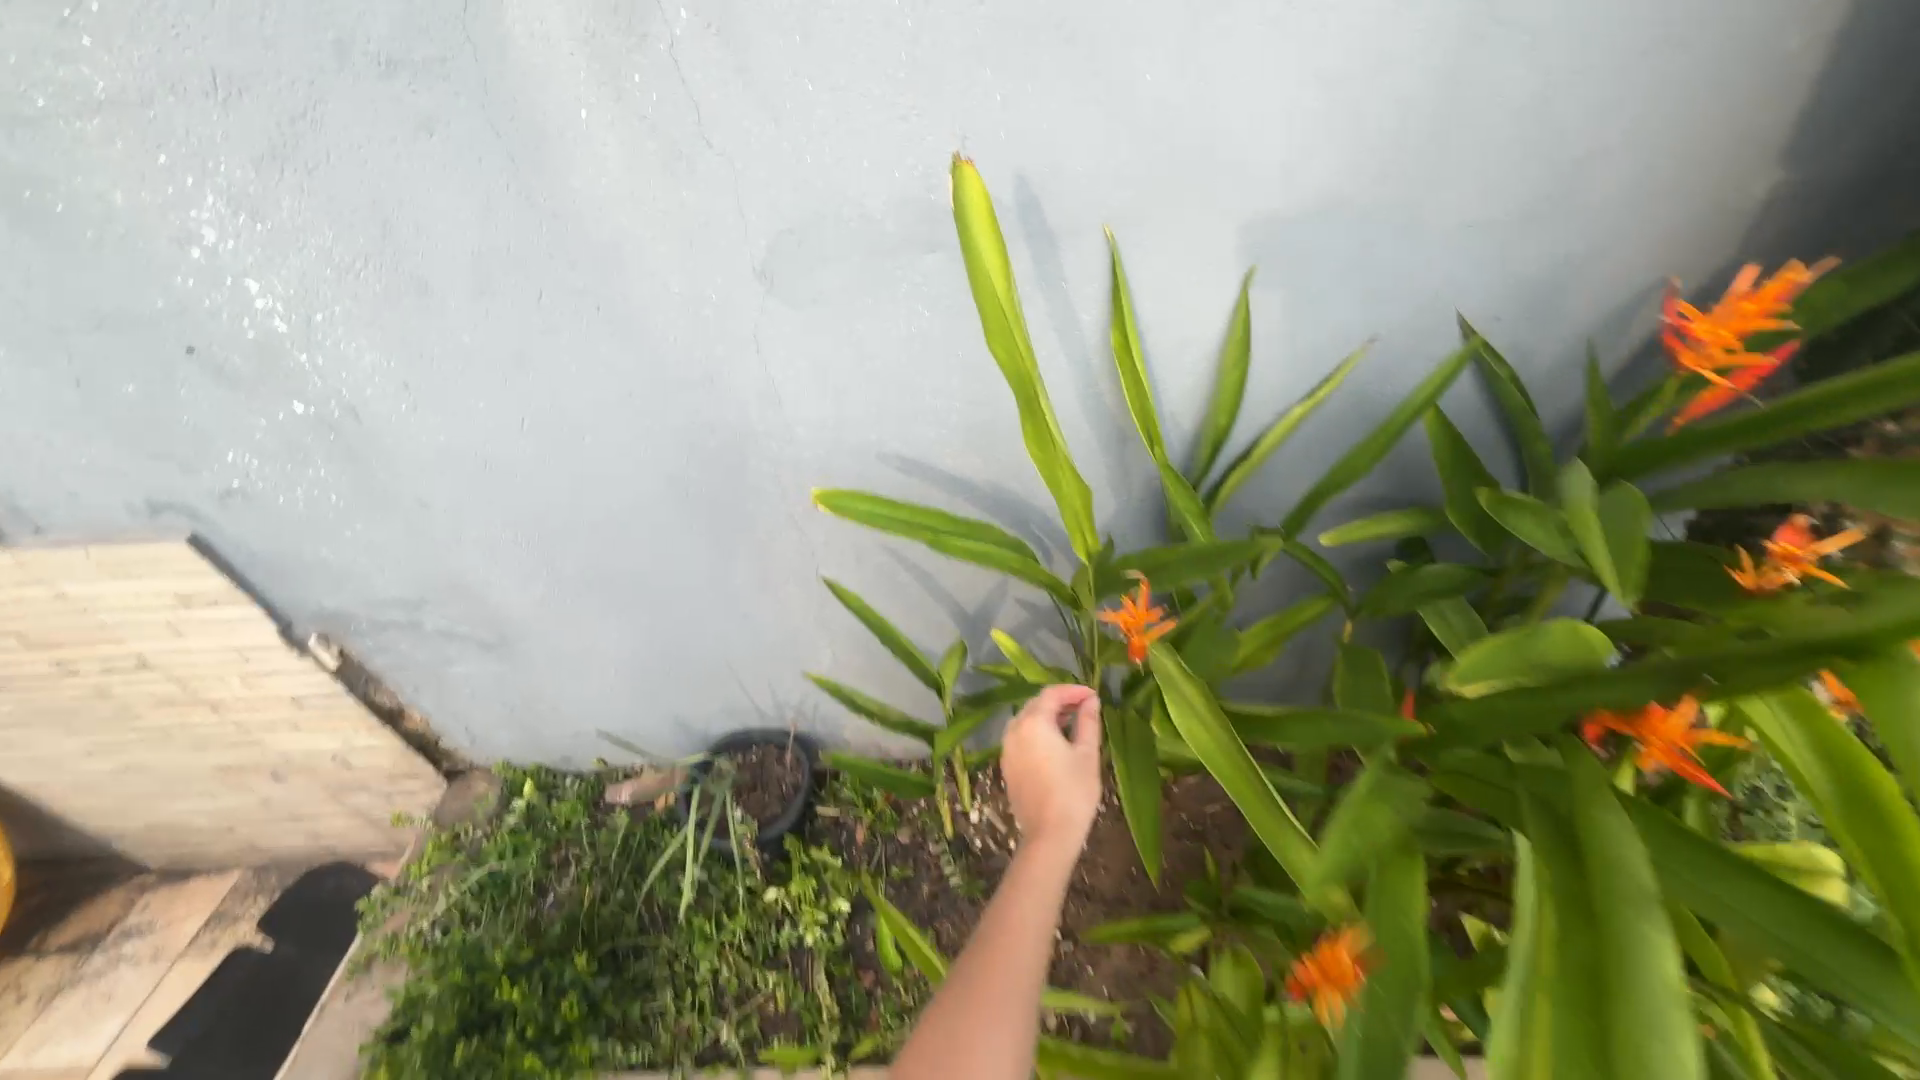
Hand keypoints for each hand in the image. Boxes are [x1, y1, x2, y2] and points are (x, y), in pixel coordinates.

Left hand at [999, 685, 1102, 857]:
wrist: (1049, 834)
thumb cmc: (1074, 791)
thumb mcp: (1087, 754)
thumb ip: (1088, 722)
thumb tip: (1091, 700)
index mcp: (1033, 722)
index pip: (1052, 694)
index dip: (1073, 690)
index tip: (1093, 695)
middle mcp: (1014, 730)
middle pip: (1036, 704)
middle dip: (1060, 701)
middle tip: (1085, 706)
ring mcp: (1006, 749)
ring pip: (1026, 720)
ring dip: (1047, 716)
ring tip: (1071, 723)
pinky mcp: (1007, 765)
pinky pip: (1020, 738)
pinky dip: (1037, 732)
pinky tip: (1054, 742)